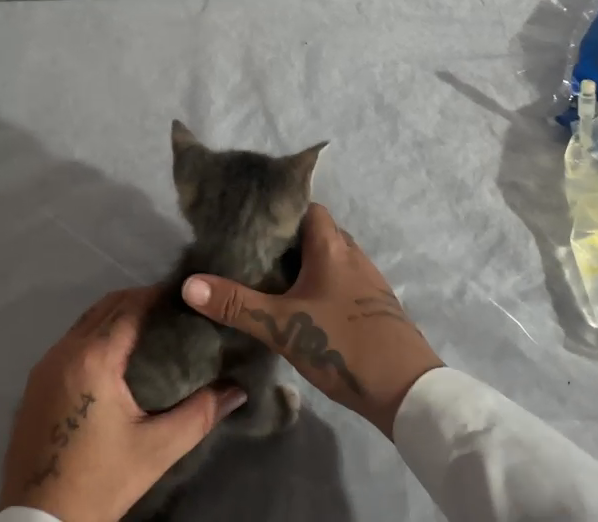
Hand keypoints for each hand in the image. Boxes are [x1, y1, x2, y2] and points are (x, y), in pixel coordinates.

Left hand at [0, 286, 245, 521]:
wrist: (40, 519)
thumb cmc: (100, 481)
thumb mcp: (156, 450)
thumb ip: (199, 414)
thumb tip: (236, 389)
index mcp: (93, 359)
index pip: (130, 307)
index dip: (159, 295)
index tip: (186, 297)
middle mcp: (64, 350)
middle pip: (107, 306)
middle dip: (141, 301)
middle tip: (174, 312)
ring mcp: (45, 365)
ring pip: (86, 321)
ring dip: (117, 317)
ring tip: (151, 330)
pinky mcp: (36, 382)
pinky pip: (71, 341)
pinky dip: (96, 335)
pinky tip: (117, 356)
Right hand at [181, 204, 442, 437]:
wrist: (407, 391)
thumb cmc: (343, 345)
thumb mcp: (283, 327)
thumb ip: (237, 305)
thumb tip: (190, 284)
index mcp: (332, 246)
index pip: (307, 207)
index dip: (280, 210)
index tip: (251, 221)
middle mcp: (353, 254)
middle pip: (316, 233)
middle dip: (286, 240)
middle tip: (250, 252)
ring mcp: (368, 282)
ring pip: (330, 259)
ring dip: (304, 265)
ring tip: (269, 278)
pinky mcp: (375, 307)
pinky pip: (341, 281)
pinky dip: (320, 285)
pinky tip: (301, 306)